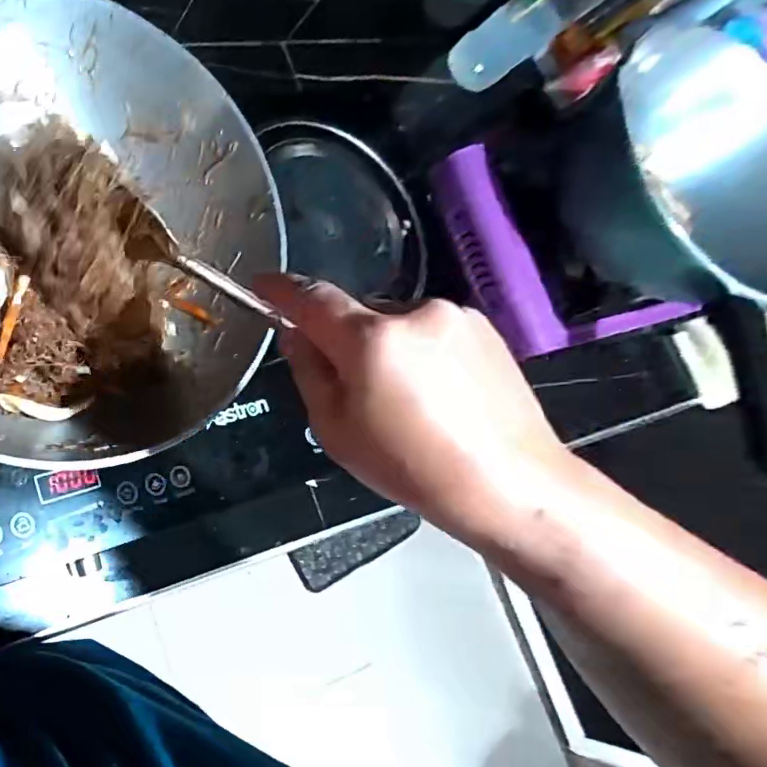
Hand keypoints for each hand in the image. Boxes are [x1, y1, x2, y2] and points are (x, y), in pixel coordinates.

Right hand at [252, 275, 579, 540]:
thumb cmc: (407, 463)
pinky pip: (428, 332)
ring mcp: (456, 318)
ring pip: (394, 323)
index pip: (313, 299)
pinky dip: (415, 353)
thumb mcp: (334, 428)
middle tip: (343, 387)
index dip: (281, 291)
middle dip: (340, 339)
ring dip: (381, 347)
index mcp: (371, 340)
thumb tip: (298, 337)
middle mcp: (415, 313)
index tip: (261, 284)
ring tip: (396, 400)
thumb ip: (308, 372)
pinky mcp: (485, 330)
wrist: (506, 482)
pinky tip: (430, 396)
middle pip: (356, 314)